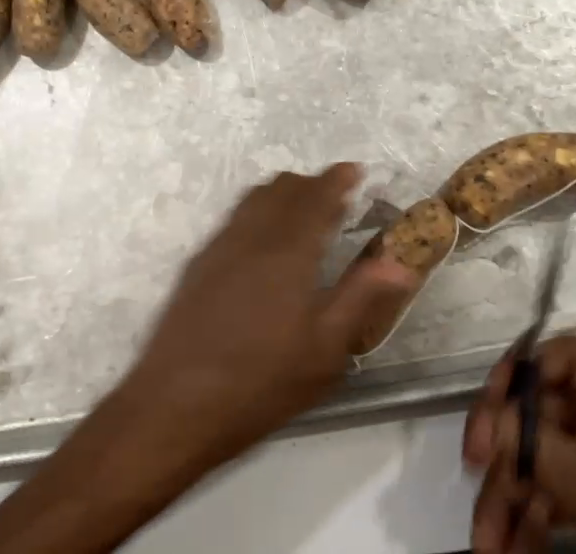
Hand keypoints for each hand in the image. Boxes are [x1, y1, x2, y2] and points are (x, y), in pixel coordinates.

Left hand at [120, 163, 417, 472]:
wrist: (175, 403)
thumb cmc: (261, 382)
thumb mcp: (324, 350)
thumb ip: (360, 297)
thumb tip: (400, 262)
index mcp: (287, 251)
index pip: (315, 197)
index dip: (337, 179)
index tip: (355, 171)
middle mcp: (250, 237)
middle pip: (282, 189)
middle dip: (312, 185)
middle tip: (337, 200)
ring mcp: (218, 247)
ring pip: (253, 199)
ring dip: (282, 195)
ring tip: (304, 215)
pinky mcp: (197, 264)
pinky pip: (233, 218)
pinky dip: (258, 212)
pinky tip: (265, 244)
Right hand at [463, 335, 575, 553]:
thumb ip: (559, 462)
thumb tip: (499, 416)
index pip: (573, 357)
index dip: (529, 366)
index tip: (494, 400)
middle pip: (542, 412)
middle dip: (501, 442)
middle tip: (472, 465)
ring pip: (538, 462)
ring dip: (505, 497)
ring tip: (486, 543)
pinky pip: (550, 500)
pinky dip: (524, 523)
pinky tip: (504, 548)